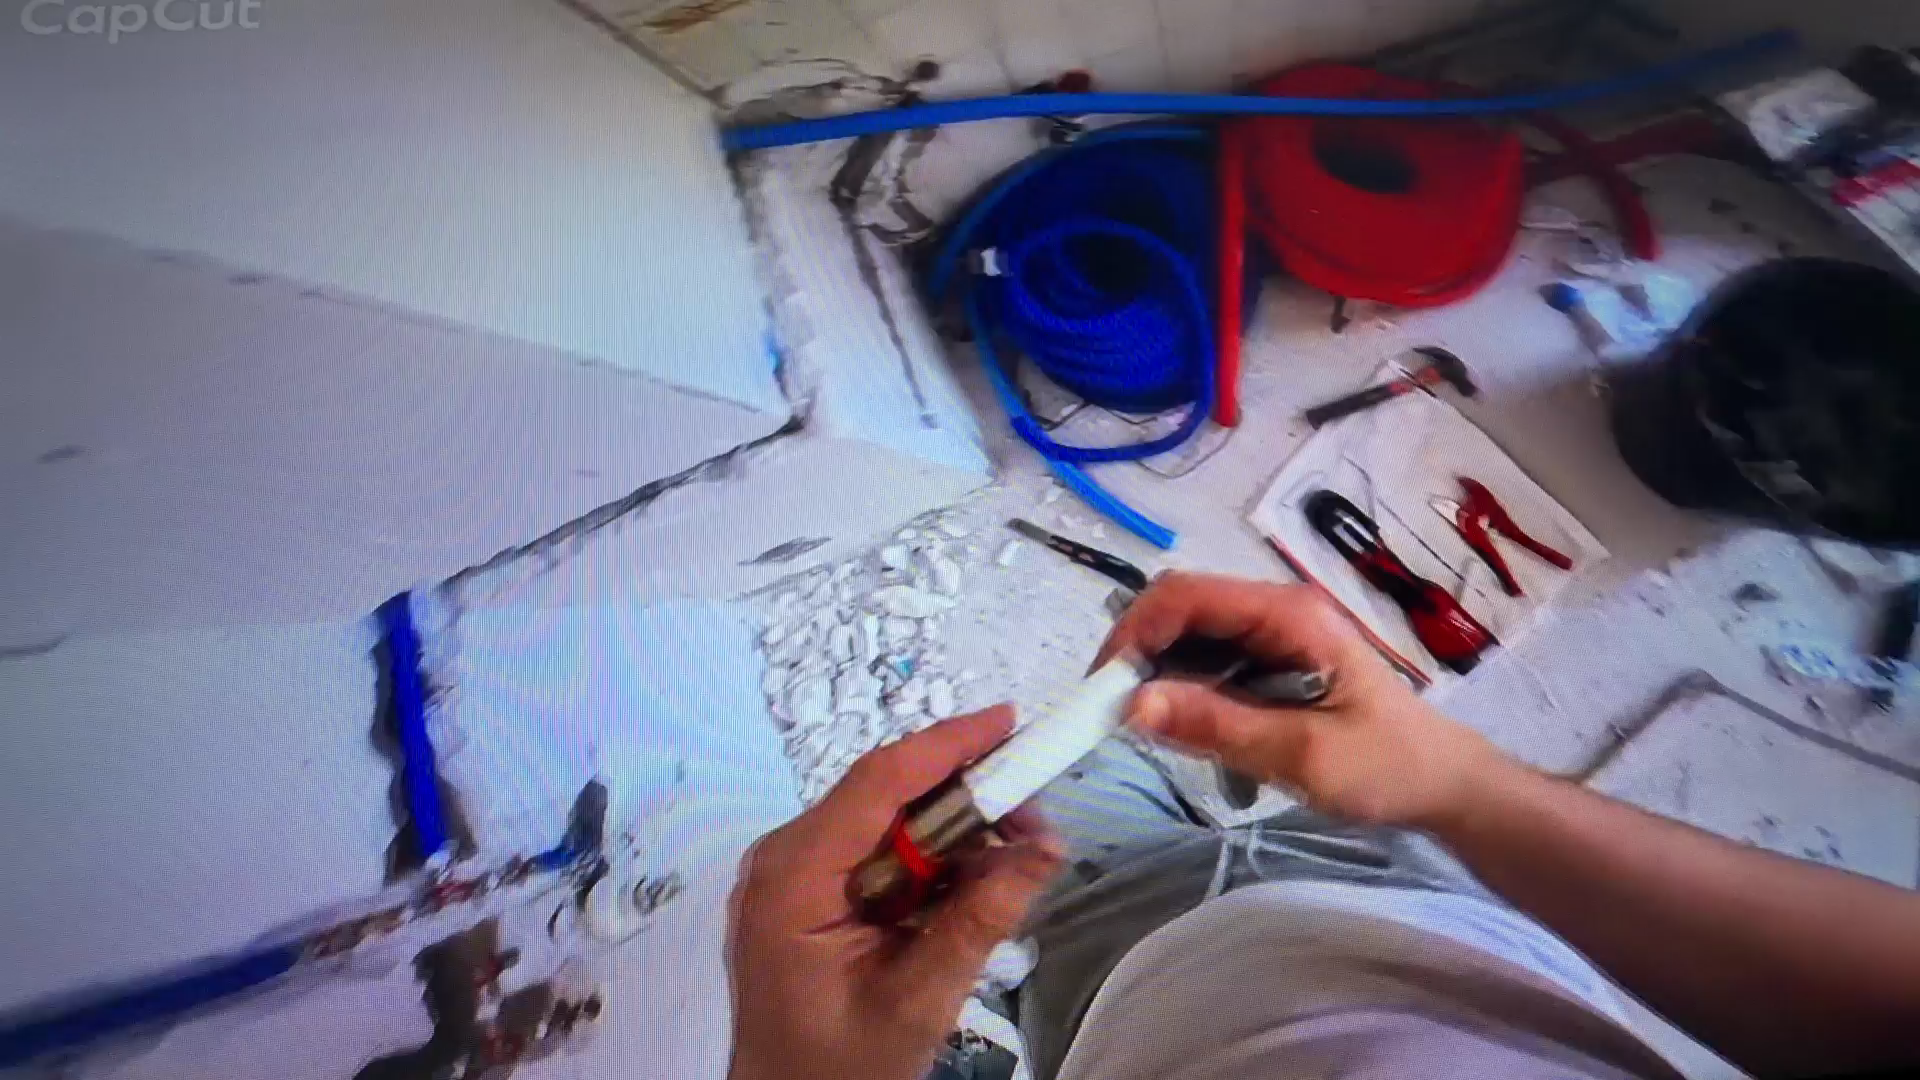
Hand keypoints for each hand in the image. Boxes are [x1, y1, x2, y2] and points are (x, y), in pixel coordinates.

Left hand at [726, 707, 1063, 1079]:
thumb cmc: (838, 1071)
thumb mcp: (915, 1004)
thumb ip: (977, 924)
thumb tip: (1044, 851)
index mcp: (793, 876)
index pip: (876, 782)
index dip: (945, 744)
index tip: (1007, 722)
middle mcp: (788, 852)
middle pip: (887, 791)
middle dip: (965, 793)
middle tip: (1030, 813)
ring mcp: (798, 864)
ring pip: (891, 813)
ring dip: (954, 825)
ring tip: (1011, 851)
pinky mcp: (816, 879)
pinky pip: (883, 841)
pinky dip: (932, 851)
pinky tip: (968, 874)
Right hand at [1095, 573, 1514, 827]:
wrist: (1444, 784)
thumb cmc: (1388, 767)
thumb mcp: (1304, 756)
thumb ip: (1218, 726)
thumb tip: (1133, 706)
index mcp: (1286, 614)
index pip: (1186, 595)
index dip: (1135, 630)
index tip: (1106, 686)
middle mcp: (1270, 610)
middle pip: (1178, 606)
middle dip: (1136, 649)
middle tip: (1111, 707)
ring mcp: (1266, 632)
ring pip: (1183, 631)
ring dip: (1152, 668)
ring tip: (1138, 719)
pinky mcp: (1262, 657)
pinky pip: (1201, 656)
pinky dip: (1175, 683)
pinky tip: (1175, 718)